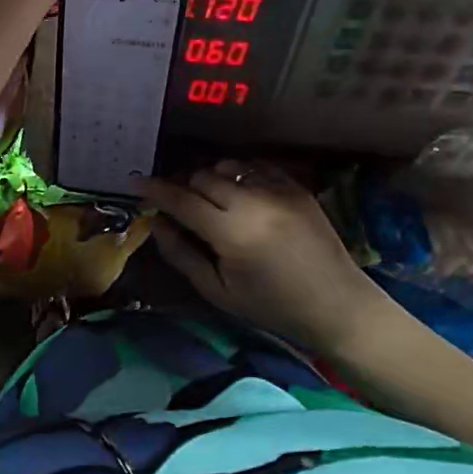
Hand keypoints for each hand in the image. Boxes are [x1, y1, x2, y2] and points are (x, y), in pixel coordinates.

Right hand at [143, 160, 387, 350]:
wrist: (337, 305)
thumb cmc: (271, 306)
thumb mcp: (216, 290)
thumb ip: (180, 254)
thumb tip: (156, 223)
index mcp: (232, 233)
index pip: (181, 200)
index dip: (154, 189)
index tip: (135, 183)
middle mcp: (254, 203)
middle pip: (202, 177)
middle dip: (181, 185)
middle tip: (174, 201)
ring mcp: (279, 191)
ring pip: (227, 166)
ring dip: (209, 178)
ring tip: (207, 198)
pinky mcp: (297, 188)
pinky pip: (255, 167)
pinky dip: (238, 175)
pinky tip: (237, 194)